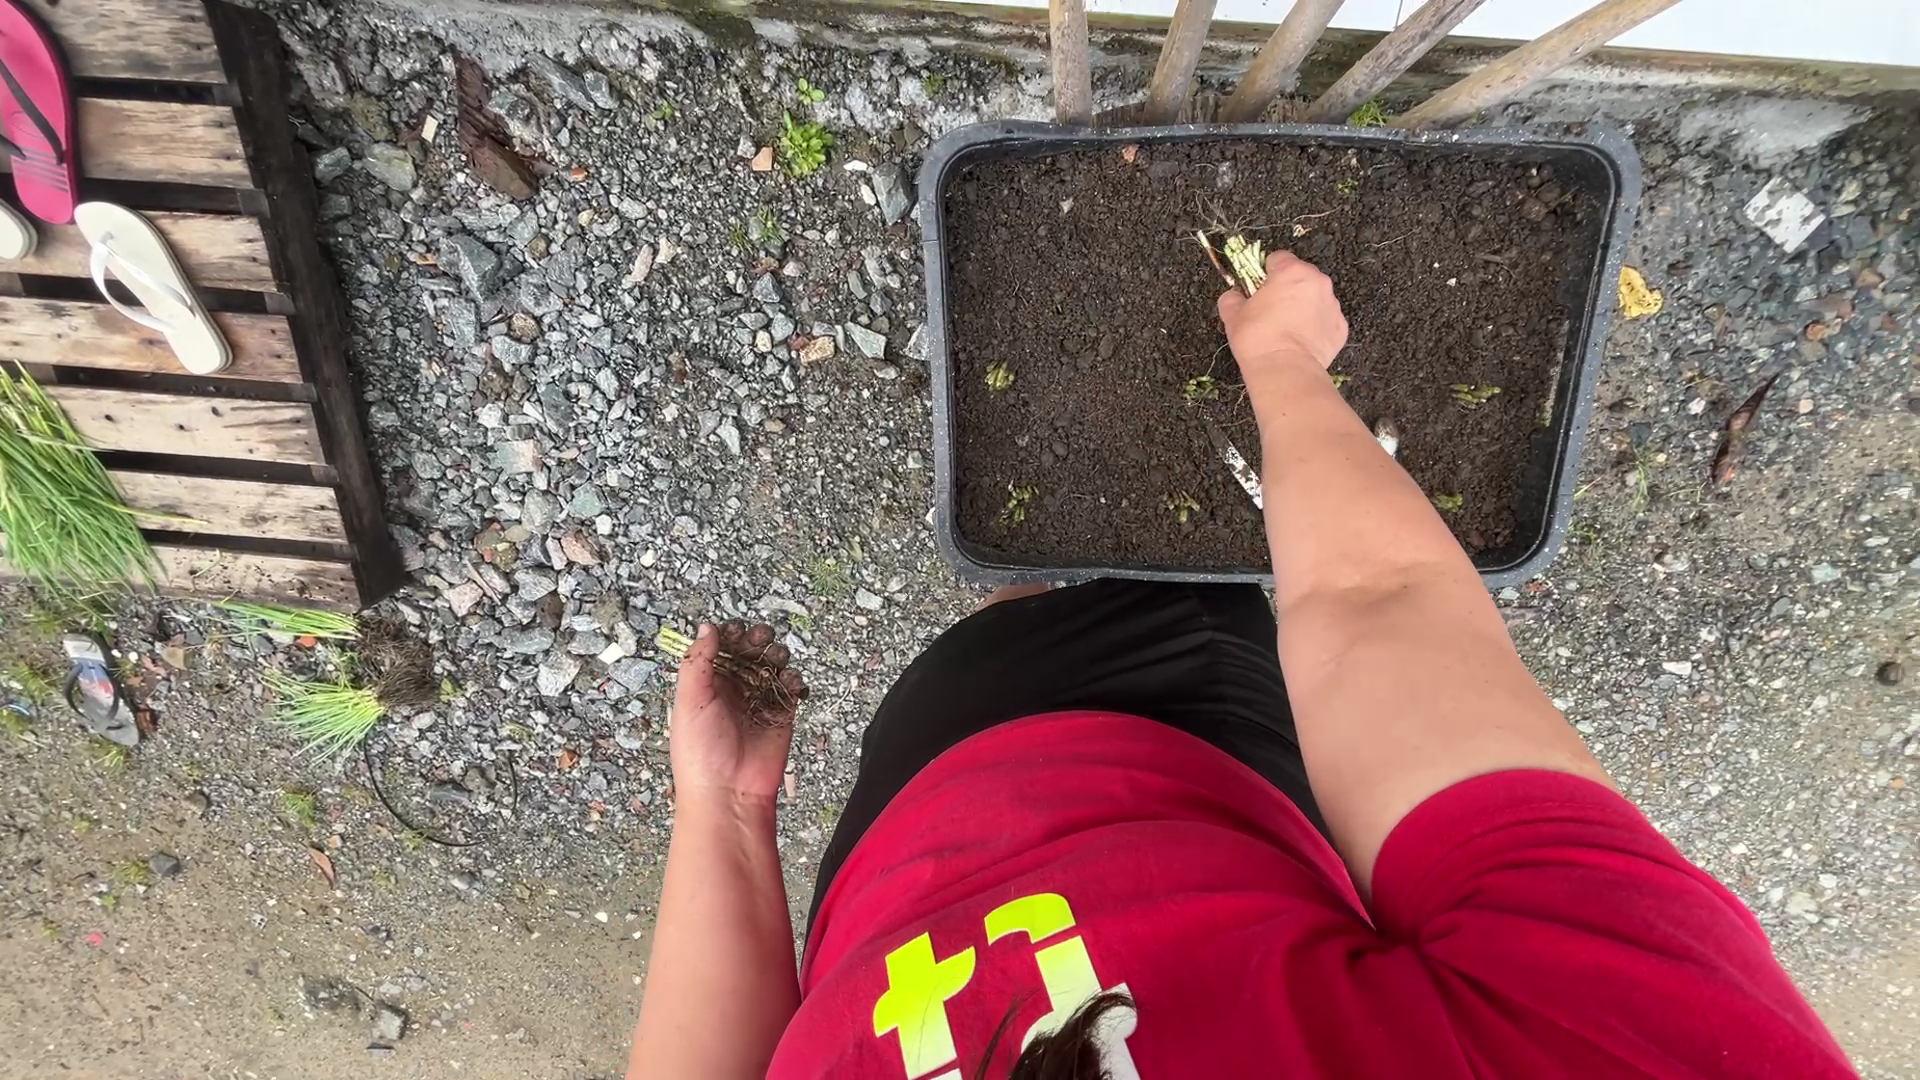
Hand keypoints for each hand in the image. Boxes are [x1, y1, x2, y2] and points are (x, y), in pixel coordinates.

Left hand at [668, 621, 806, 805]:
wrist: (730, 792)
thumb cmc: (701, 755)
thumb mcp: (689, 702)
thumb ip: (697, 662)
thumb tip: (706, 628)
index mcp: (707, 686)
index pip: (721, 649)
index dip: (730, 635)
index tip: (737, 629)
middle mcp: (733, 691)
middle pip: (749, 653)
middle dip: (756, 640)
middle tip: (760, 638)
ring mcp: (759, 701)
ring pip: (772, 665)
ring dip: (776, 654)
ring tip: (775, 656)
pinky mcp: (782, 713)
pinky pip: (791, 687)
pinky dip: (793, 678)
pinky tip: (788, 680)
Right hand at [1217, 250, 1348, 382]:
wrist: (1284, 369)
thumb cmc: (1258, 338)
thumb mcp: (1233, 316)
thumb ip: (1231, 298)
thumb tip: (1232, 296)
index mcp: (1291, 272)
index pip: (1278, 258)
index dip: (1264, 273)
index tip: (1257, 287)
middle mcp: (1317, 282)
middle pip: (1300, 277)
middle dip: (1286, 290)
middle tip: (1269, 311)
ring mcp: (1332, 304)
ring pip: (1314, 299)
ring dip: (1301, 308)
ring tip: (1284, 330)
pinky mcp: (1340, 327)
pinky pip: (1325, 321)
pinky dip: (1313, 328)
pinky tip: (1298, 342)